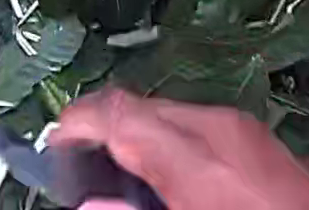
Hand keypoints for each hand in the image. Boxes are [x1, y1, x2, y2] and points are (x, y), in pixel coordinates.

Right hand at [50, 87, 308, 209]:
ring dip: (137, 136)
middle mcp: (215, 126)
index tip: (55, 140)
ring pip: (165, 112)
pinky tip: (169, 179)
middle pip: (139, 107)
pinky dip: (168, 142)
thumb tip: (88, 204)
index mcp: (196, 159)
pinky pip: (193, 124)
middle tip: (82, 170)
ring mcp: (237, 125)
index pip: (119, 113)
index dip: (79, 120)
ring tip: (123, 178)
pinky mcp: (252, 133)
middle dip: (105, 130)